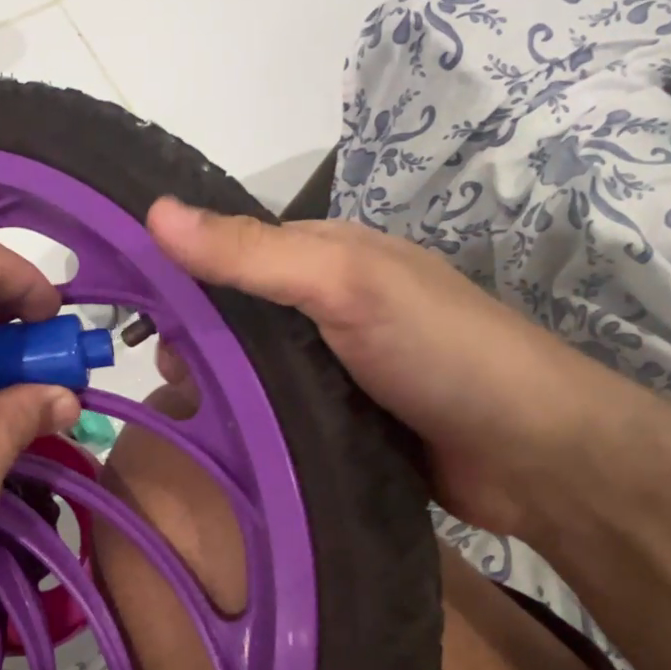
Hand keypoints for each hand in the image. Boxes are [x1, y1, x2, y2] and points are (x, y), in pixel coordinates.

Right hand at [146, 197, 658, 537]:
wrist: (539, 459)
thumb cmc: (442, 351)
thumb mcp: (344, 283)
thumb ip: (250, 252)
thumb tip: (154, 210)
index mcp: (325, 256)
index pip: (230, 249)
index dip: (178, 271)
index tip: (131, 311)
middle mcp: (325, 306)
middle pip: (235, 314)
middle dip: (193, 338)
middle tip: (169, 377)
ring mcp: (334, 368)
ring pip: (250, 368)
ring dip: (215, 385)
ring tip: (186, 413)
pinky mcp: (339, 424)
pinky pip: (273, 414)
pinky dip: (245, 423)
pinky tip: (216, 443)